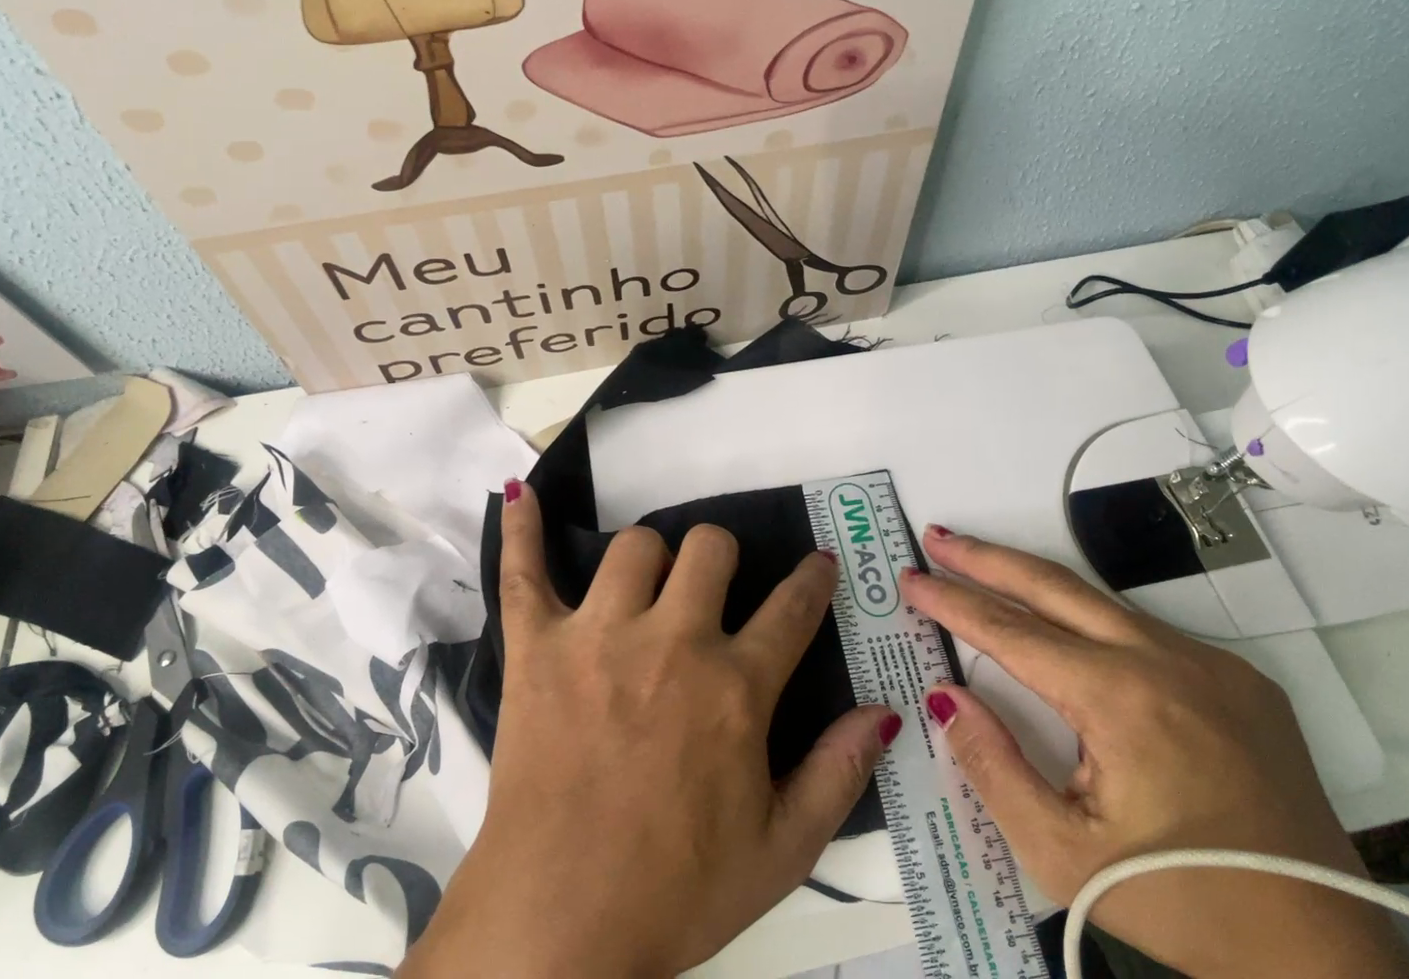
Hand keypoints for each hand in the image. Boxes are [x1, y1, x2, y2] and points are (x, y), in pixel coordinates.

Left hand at [400, 483, 899, 978]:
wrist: (559, 917)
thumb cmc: (678, 890)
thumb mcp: (784, 849)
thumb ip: (839, 773)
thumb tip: (885, 710)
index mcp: (737, 687)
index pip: (793, 606)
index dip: (813, 580)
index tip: (817, 567)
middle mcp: (672, 641)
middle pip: (710, 548)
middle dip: (724, 559)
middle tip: (717, 589)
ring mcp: (597, 636)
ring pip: (635, 547)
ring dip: (652, 558)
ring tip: (648, 588)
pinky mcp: (535, 648)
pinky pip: (523, 570)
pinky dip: (522, 527)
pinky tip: (522, 492)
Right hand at [905, 528, 1408, 978]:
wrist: (1315, 948)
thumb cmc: (1178, 901)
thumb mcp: (1060, 850)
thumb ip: (992, 764)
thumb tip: (944, 697)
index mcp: (1123, 699)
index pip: (1014, 632)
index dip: (954, 602)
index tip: (910, 578)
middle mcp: (1172, 662)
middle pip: (1057, 588)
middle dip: (988, 558)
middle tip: (937, 537)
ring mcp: (1216, 667)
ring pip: (1104, 606)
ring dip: (1037, 585)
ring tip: (984, 569)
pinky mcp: (1242, 684)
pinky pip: (1148, 635)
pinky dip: (1090, 622)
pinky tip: (1063, 633)